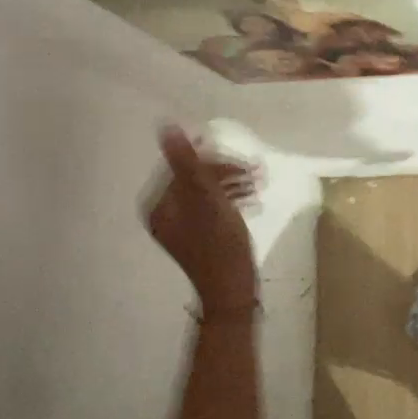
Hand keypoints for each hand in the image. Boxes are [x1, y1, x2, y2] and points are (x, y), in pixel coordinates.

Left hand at [146, 126, 258, 315]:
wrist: (232, 292)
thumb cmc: (220, 244)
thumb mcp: (206, 198)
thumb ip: (186, 162)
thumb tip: (166, 126)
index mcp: (159, 205)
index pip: (181, 166)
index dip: (210, 159)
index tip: (238, 158)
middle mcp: (165, 214)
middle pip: (194, 177)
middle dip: (225, 172)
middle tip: (254, 172)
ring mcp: (181, 226)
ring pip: (206, 191)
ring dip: (232, 183)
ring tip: (258, 183)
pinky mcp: (199, 235)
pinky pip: (212, 206)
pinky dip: (230, 199)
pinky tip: (252, 198)